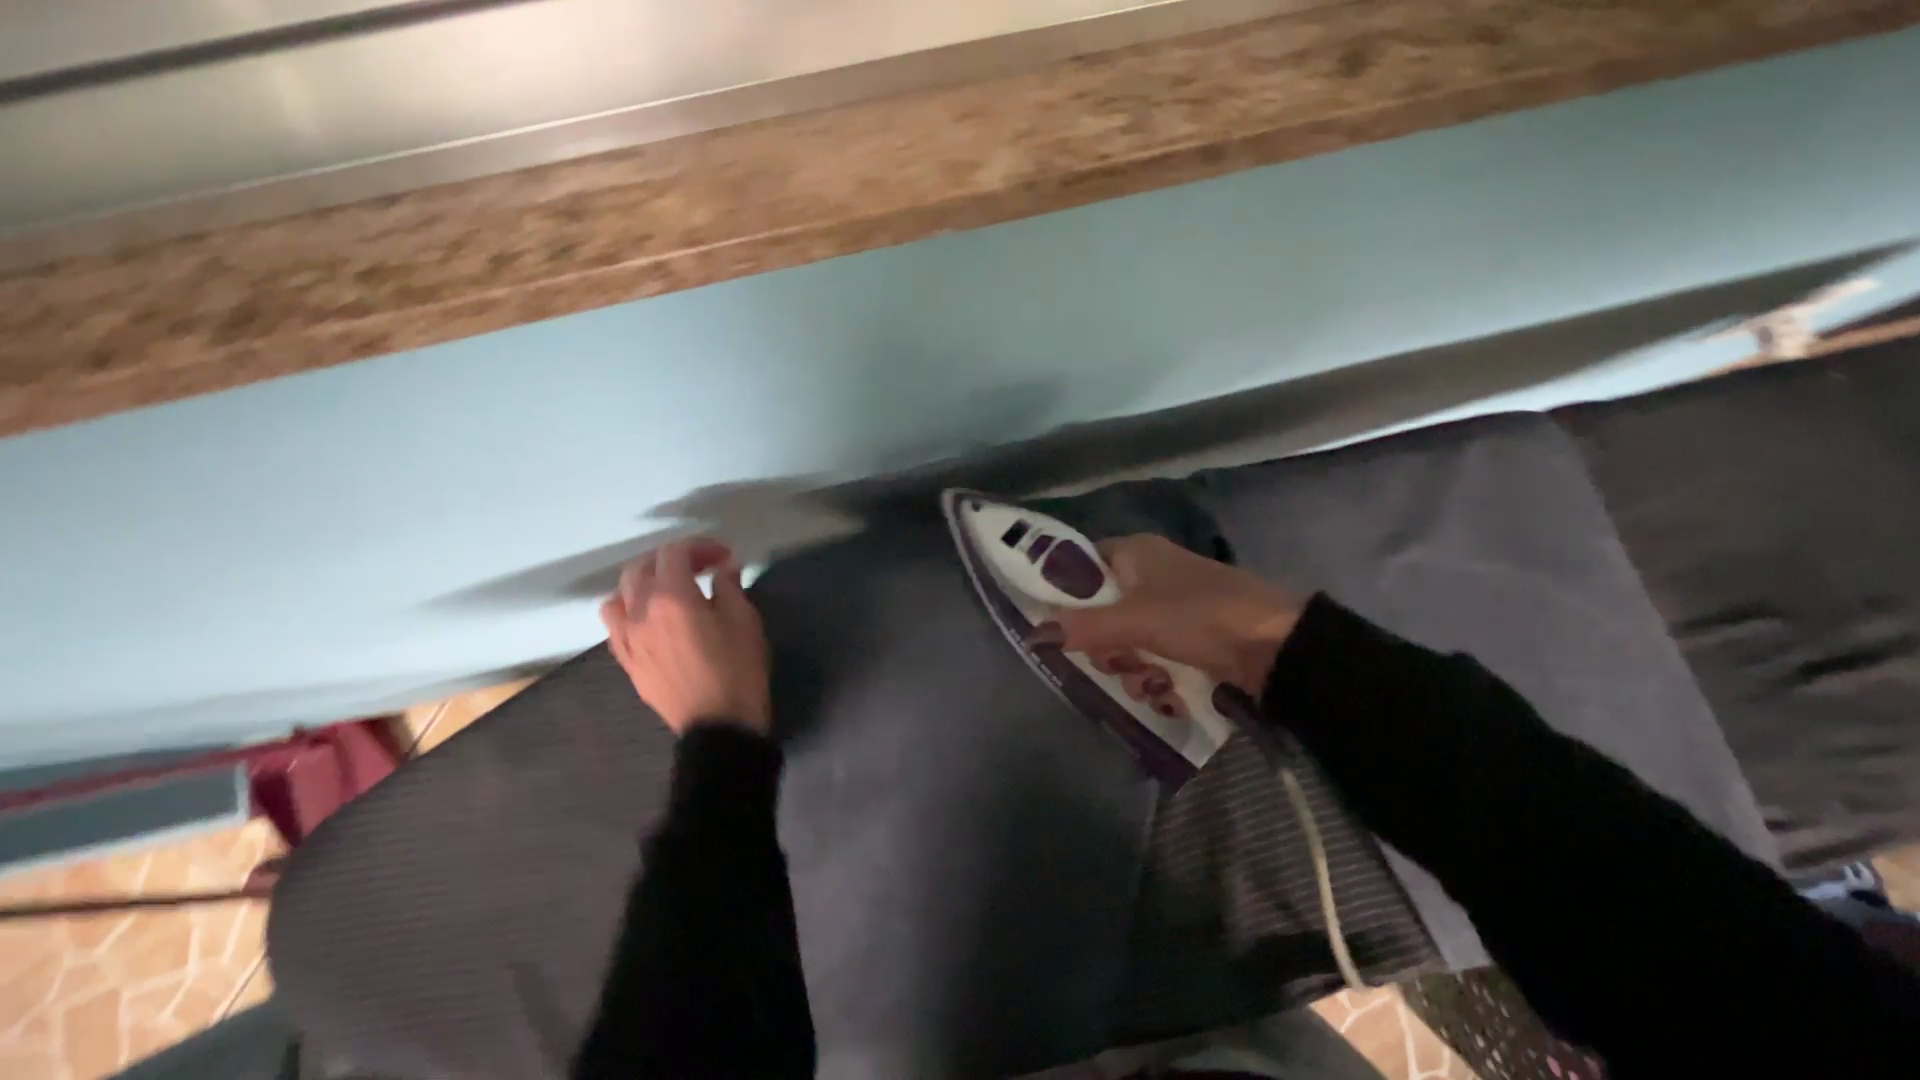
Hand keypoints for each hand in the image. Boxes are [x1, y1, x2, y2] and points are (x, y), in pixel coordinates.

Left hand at [600, 539, 771, 735]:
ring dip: (644, 582)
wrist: (718, 727)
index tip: (725, 557)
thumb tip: (723, 567)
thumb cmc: (738, 670)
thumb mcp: (744, 621)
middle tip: (701, 567)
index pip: (675, 552)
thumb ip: (729, 586)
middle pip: (642, 567)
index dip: (701, 546)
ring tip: (669, 589)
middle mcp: (641, 611)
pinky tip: (650, 618)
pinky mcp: (628, 661)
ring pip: (621, 593)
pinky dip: (630, 611)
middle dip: (671, 559)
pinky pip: (615, 625)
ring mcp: (628, 638)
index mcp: (672, 596)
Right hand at [1031, 534, 1305, 700]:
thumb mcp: (1135, 621)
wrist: (1276, 645)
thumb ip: (1083, 627)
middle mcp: (1149, 577)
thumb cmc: (1200, 616)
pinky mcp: (1190, 642)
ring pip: (1125, 644)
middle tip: (1118, 659)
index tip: (1058, 627)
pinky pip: (1153, 661)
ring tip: (1153, 683)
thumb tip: (1033, 634)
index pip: (1082, 566)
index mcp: (1134, 554)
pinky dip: (1156, 680)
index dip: (1066, 595)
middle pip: (1100, 614)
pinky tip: (1168, 694)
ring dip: (1132, 671)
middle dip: (1106, 647)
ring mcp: (1171, 612)